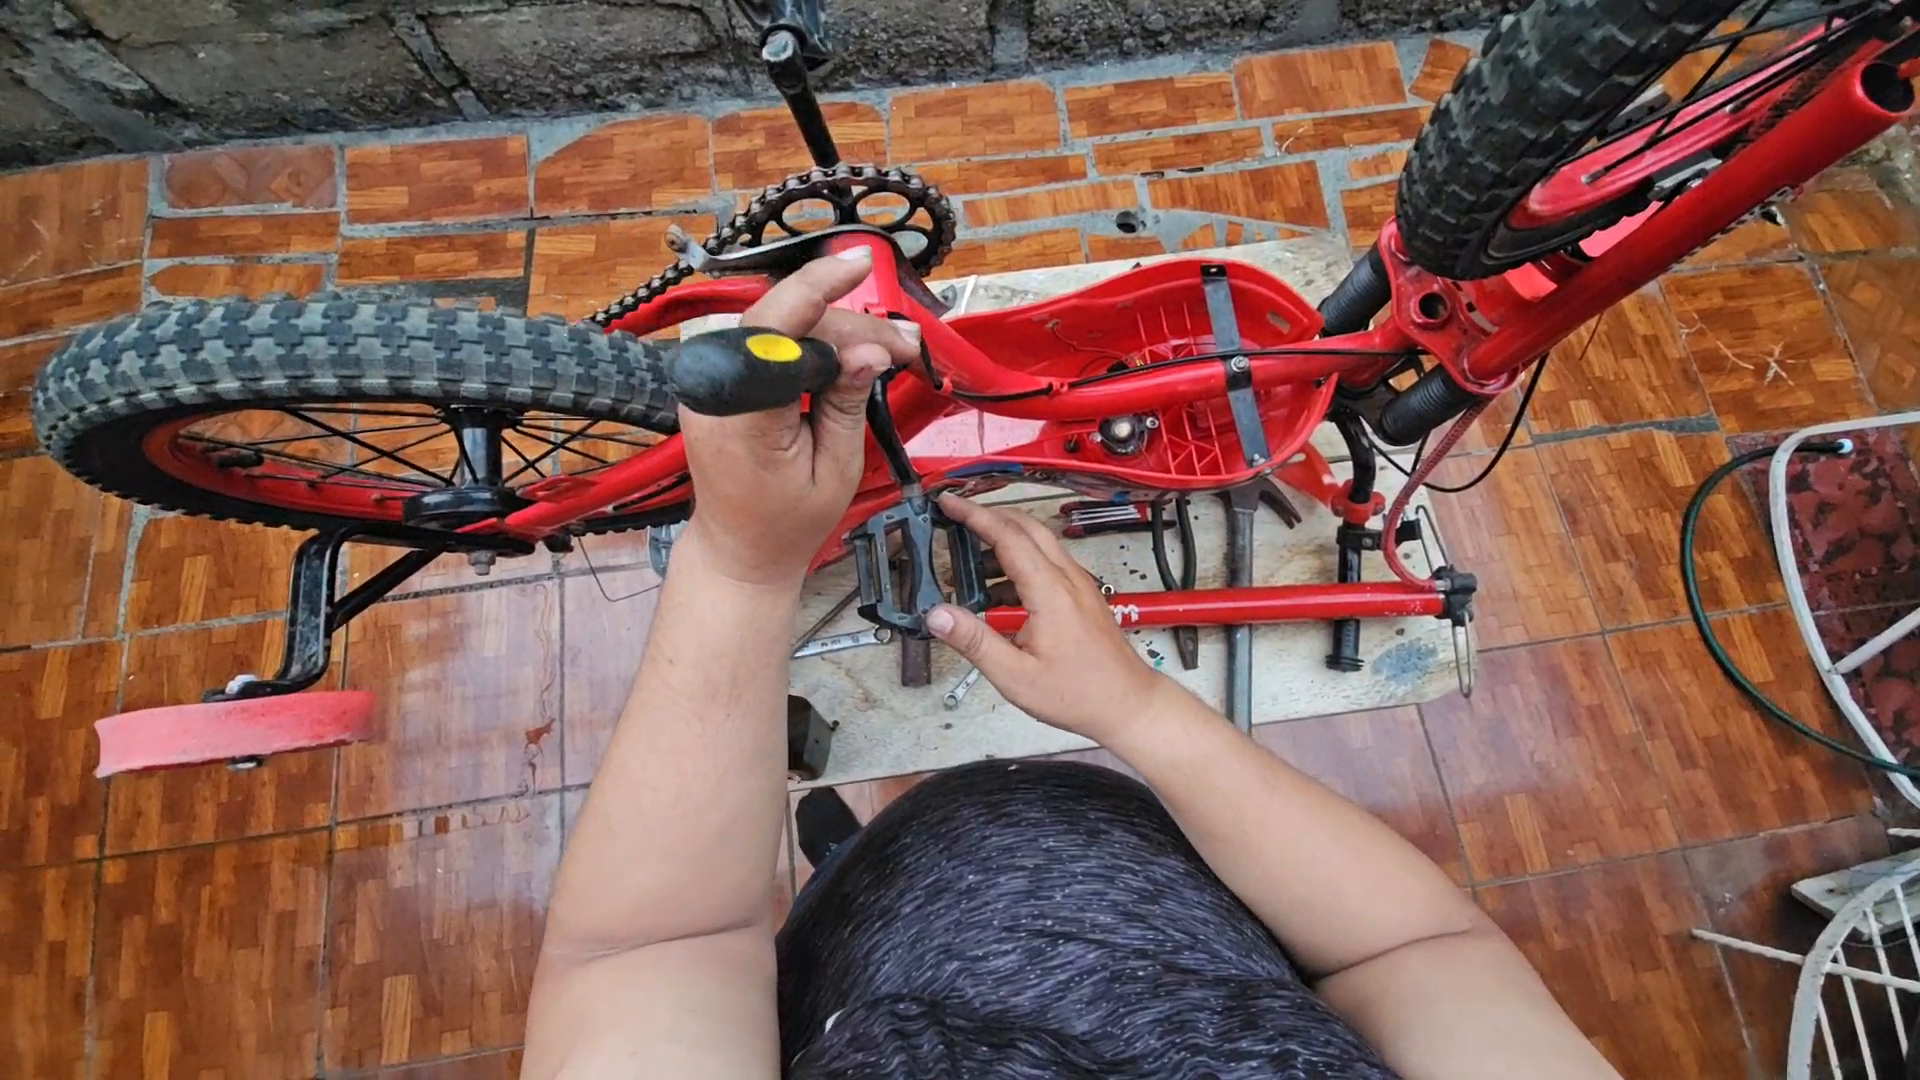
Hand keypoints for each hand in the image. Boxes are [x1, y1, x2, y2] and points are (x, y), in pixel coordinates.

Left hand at [677, 249, 920, 588]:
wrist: (740, 551)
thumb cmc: (788, 525)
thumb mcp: (835, 470)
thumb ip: (848, 404)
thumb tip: (871, 350)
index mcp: (740, 418)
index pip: (775, 331)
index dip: (817, 292)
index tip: (859, 268)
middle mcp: (713, 392)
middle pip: (783, 324)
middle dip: (849, 327)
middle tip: (904, 344)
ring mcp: (711, 387)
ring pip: (777, 329)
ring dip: (835, 334)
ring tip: (887, 351)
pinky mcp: (721, 387)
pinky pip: (768, 348)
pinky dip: (811, 346)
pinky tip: (849, 355)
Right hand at [924, 493, 1178, 741]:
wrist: (1128, 704)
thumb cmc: (1078, 694)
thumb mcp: (1015, 675)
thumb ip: (974, 642)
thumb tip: (937, 615)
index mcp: (1050, 591)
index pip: (1008, 537)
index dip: (974, 515)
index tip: (949, 502)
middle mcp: (1067, 578)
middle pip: (1026, 527)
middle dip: (988, 515)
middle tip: (955, 516)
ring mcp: (1078, 584)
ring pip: (1039, 542)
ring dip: (1004, 538)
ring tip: (969, 559)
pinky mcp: (1082, 594)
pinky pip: (1048, 561)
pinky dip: (1019, 559)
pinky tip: (1000, 587)